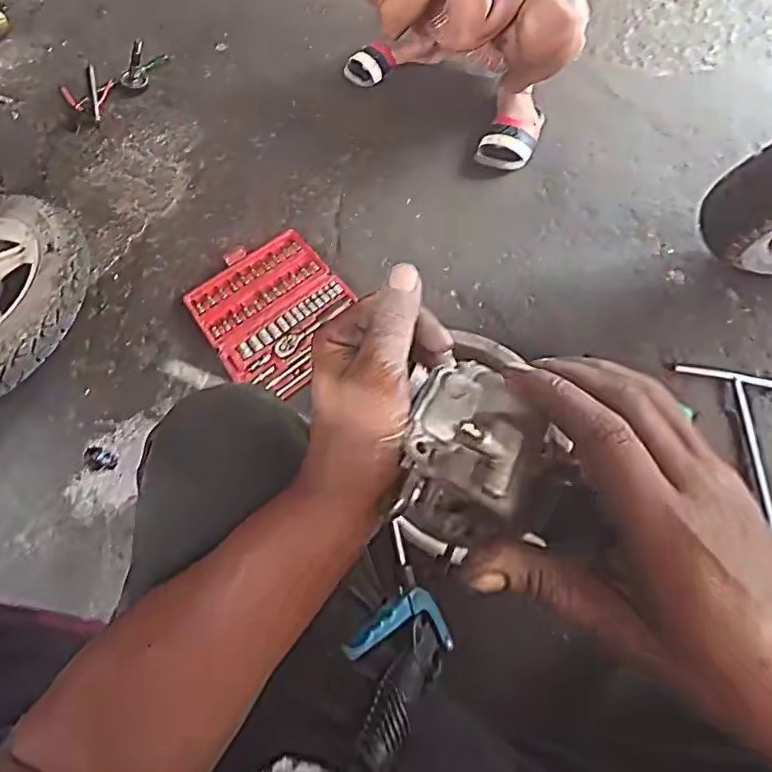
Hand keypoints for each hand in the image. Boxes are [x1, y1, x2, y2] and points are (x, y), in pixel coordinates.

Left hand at [302, 264, 453, 516]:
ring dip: (426, 363)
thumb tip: (405, 277)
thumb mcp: (380, 374)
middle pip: (402, 322)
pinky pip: (412, 369)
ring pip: (411, 346)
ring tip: (426, 388)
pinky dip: (424, 379)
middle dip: (424, 344)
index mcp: (337, 335)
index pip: (388, 302)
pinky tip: (423, 398)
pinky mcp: (381, 389)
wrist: (355, 493)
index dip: (417, 321)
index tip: (435, 346)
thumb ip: (396, 323)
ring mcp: (365, 369)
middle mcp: (349, 348)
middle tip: (432, 370)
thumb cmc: (356, 441)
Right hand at [463, 358, 771, 761]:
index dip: (557, 396)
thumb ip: (546, 584)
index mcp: (666, 527)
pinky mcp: (730, 476)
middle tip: (532, 370)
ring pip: (659, 398)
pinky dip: (635, 391)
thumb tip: (483, 566)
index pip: (605, 434)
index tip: (522, 380)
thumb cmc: (720, 665)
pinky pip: (677, 414)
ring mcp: (719, 476)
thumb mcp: (621, 630)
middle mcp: (698, 488)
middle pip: (632, 398)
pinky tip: (614, 400)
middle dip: (574, 371)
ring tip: (564, 373)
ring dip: (606, 373)